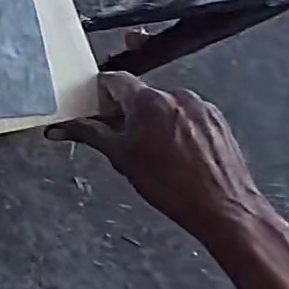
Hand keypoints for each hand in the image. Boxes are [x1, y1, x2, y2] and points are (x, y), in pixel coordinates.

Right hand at [46, 72, 278, 239]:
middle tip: (123, 137)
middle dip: (127, 110)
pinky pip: (187, 113)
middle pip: (140, 92)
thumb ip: (91, 134)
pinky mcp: (215, 118)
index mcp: (147, 101)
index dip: (101, 92)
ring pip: (164, 104)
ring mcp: (198, 105)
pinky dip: (177, 127)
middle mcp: (174, 95)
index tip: (96, 106)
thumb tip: (64, 127)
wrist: (224, 209)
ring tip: (155, 152)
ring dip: (153, 119)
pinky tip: (177, 154)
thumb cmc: (174, 187)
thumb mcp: (122, 159)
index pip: (114, 79)